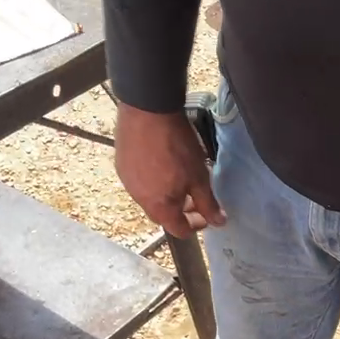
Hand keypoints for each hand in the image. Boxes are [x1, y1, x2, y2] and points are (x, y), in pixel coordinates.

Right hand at [114, 104, 224, 238]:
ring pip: (149, 198)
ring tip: (180, 180)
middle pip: (163, 216)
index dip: (196, 226)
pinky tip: (162, 166)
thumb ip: (208, 203)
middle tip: (195, 198)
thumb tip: (219, 222)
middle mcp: (139, 198)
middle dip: (181, 212)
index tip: (207, 215)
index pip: (179, 230)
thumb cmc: (176, 146)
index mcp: (159, 207)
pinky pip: (139, 181)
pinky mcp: (120, 163)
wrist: (147, 108)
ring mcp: (127, 180)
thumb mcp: (199, 177)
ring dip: (166, 196)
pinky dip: (153, 182)